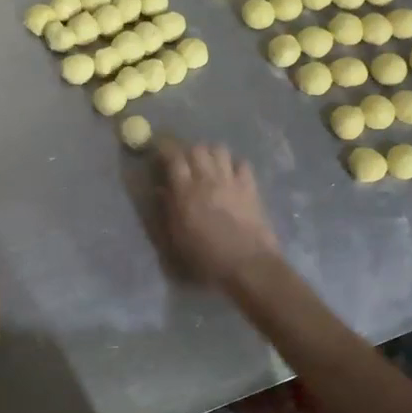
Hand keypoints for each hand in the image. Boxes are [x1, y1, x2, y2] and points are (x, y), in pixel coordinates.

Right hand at [160, 142, 280, 286]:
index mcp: (186, 191)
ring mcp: (231, 181)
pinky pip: (242, 163)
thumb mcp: (178, 237)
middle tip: (184, 162)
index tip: (160, 153)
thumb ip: (168, 209)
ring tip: (207, 165)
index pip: (173, 158)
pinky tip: (231, 175)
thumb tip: (161, 190)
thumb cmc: (206, 256)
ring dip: (210, 153)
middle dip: (188, 151)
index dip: (165, 151)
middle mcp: (207, 179)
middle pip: (197, 148)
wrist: (247, 264)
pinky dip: (234, 165)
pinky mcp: (250, 187)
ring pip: (219, 149)